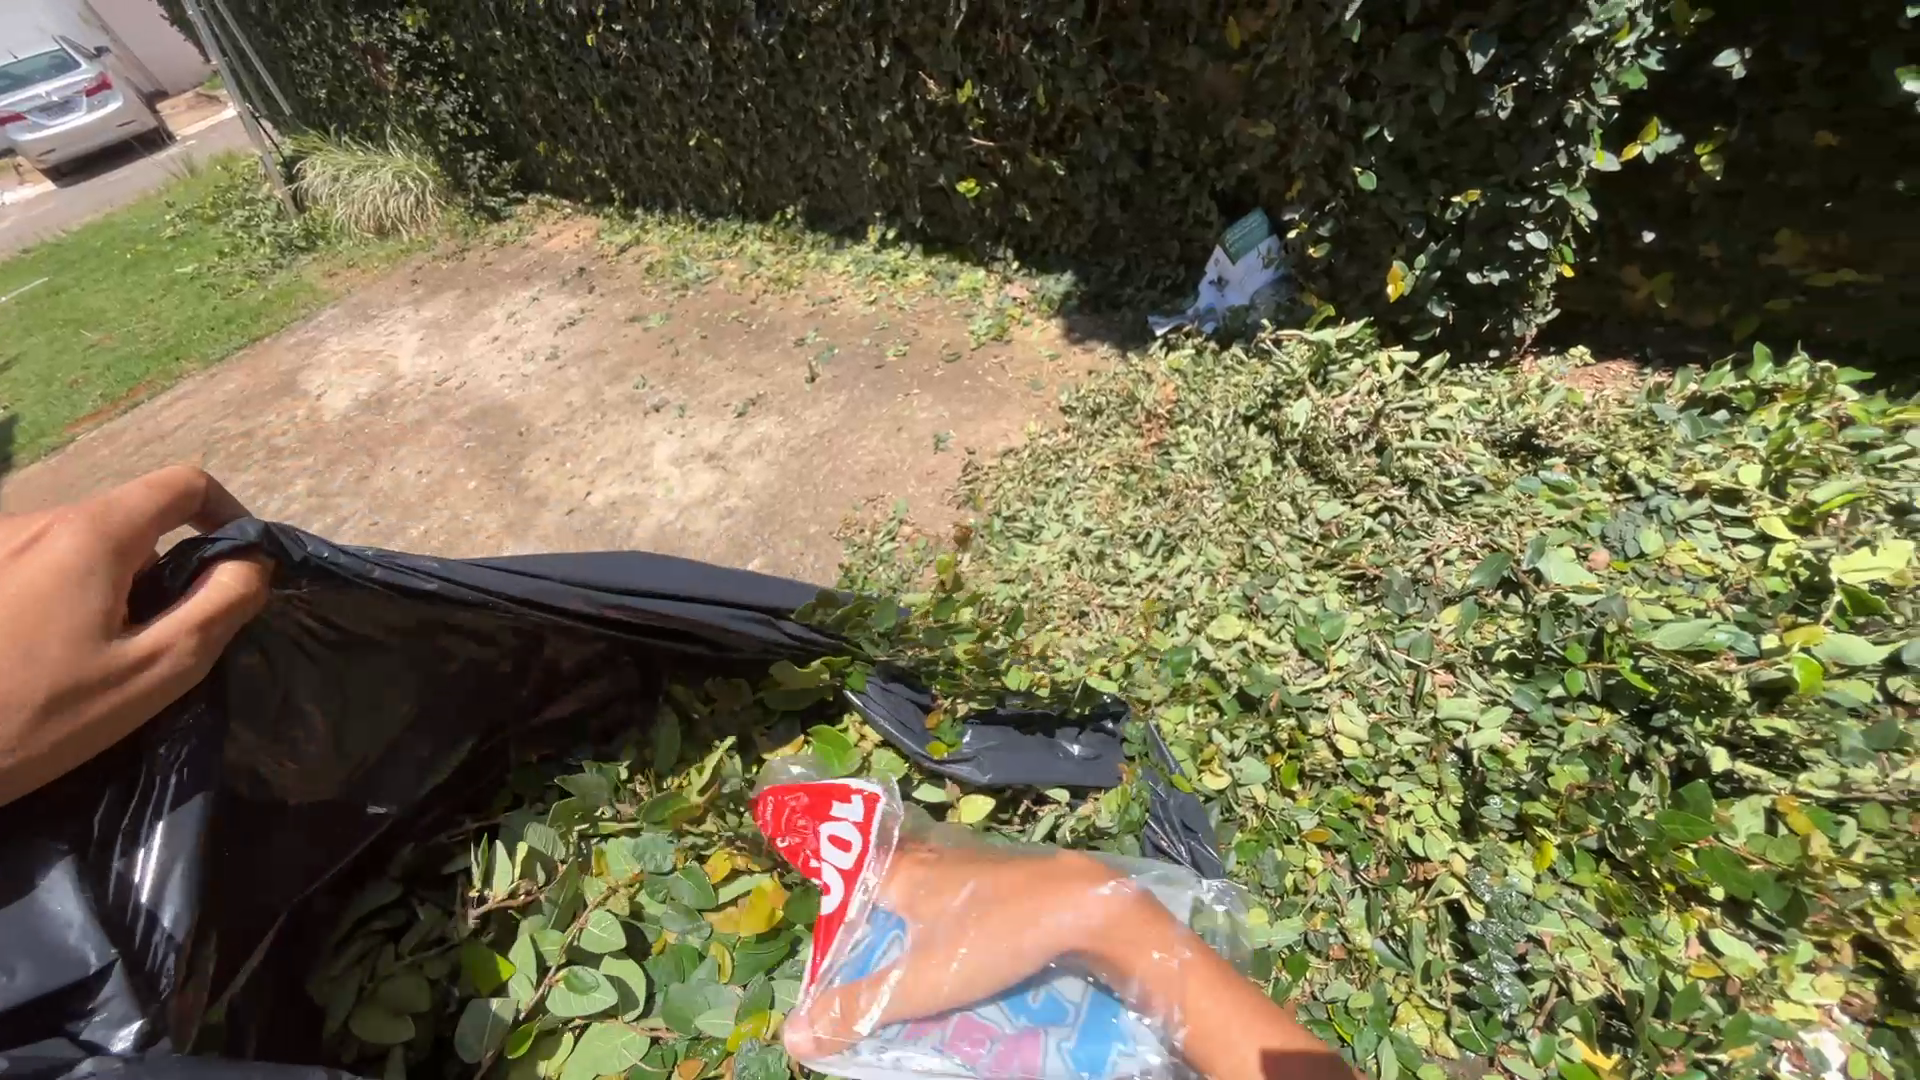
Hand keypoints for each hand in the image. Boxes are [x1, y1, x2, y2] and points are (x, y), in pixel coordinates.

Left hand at [0, 466, 270, 805]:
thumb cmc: (32, 715)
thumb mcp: (161, 667)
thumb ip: (225, 601)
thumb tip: (250, 561)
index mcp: (87, 537)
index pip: (184, 484)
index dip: (229, 514)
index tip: (239, 565)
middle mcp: (27, 525)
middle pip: (132, 520)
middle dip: (167, 567)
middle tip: (162, 635)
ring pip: (82, 545)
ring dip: (113, 584)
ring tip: (96, 651)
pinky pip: (33, 564)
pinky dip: (63, 594)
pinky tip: (38, 652)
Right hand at [784, 843, 1157, 1057]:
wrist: (1078, 906)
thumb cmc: (995, 935)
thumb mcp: (922, 982)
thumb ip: (859, 1008)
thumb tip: (791, 1035)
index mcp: (902, 872)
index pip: (847, 869)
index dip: (829, 890)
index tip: (815, 920)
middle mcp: (928, 858)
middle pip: (880, 873)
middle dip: (862, 906)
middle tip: (849, 948)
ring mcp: (964, 862)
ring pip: (917, 878)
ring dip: (899, 907)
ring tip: (888, 947)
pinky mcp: (993, 873)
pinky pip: (947, 886)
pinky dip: (933, 908)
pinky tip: (943, 935)